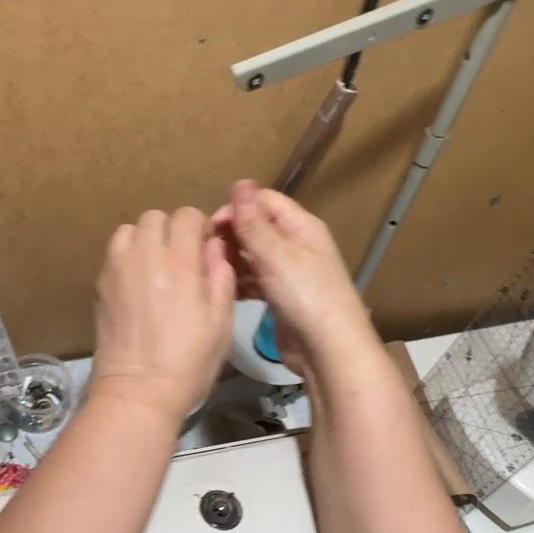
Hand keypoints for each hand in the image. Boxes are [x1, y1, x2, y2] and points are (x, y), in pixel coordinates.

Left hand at [90, 207, 236, 420]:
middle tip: (181, 259)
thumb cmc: (189, 361)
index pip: (187, 215)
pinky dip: (127, 257)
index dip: (199, 228)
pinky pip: (114, 253)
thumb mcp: (221, 321)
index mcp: (179, 261)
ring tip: (155, 268)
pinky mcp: (100, 286)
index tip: (204, 251)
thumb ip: (220, 275)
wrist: (138, 391)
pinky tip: (138, 284)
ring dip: (145, 240)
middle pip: (155, 217)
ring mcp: (116, 269)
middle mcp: (143, 255)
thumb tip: (214, 246)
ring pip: (129, 230)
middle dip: (171, 231)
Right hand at [210, 180, 378, 376]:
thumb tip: (240, 182)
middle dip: (230, 235)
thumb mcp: (277, 255)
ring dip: (232, 260)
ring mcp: (288, 272)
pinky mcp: (280, 297)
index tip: (211, 226)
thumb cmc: (306, 296)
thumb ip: (255, 222)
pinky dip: (239, 282)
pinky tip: (221, 289)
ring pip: (252, 256)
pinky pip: (254, 280)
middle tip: (204, 251)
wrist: (328, 350)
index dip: (237, 208)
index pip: (264, 201)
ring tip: (209, 270)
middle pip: (256, 227)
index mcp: (301, 226)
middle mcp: (295, 245)